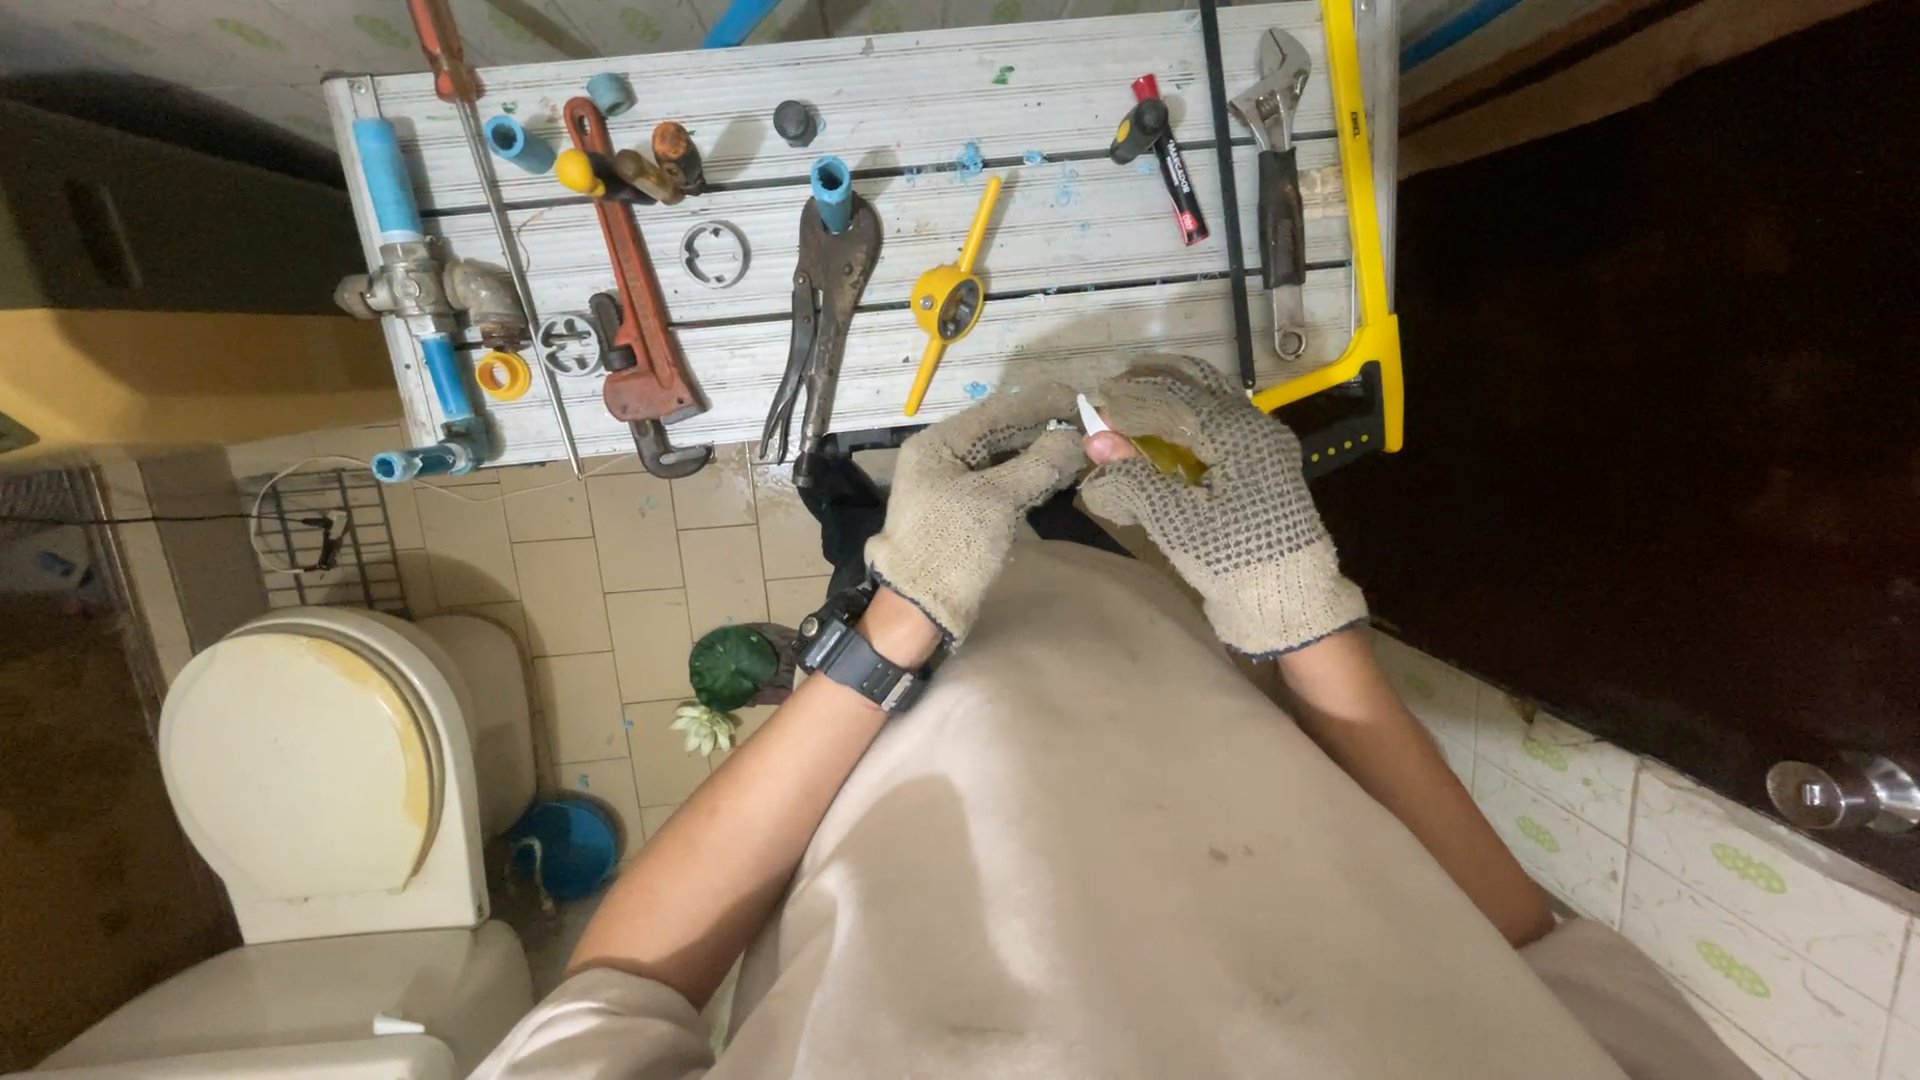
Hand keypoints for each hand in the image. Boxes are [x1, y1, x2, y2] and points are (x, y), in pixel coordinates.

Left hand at [866, 384, 1085, 640]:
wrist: (920, 605)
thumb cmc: (952, 546)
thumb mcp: (998, 501)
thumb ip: (1038, 464)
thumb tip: (1076, 437)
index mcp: (939, 443)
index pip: (998, 411)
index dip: (1042, 404)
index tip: (1081, 400)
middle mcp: (942, 456)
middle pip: (1000, 432)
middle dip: (1044, 429)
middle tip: (1088, 425)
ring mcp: (951, 483)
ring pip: (1003, 457)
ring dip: (1040, 453)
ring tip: (1081, 448)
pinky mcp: (963, 509)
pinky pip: (1000, 481)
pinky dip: (1028, 476)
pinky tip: (1057, 474)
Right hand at [1080, 354, 1366, 655]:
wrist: (1287, 601)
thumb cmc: (1232, 557)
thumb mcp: (1175, 519)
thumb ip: (1133, 474)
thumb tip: (1094, 440)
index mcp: (1239, 433)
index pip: (1175, 396)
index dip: (1131, 397)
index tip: (1095, 402)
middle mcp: (1256, 427)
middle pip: (1199, 386)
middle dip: (1154, 386)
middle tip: (1114, 394)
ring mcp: (1262, 447)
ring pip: (1210, 404)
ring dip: (1169, 404)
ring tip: (1131, 415)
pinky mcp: (1260, 468)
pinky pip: (1217, 430)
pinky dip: (1185, 427)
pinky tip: (1160, 441)